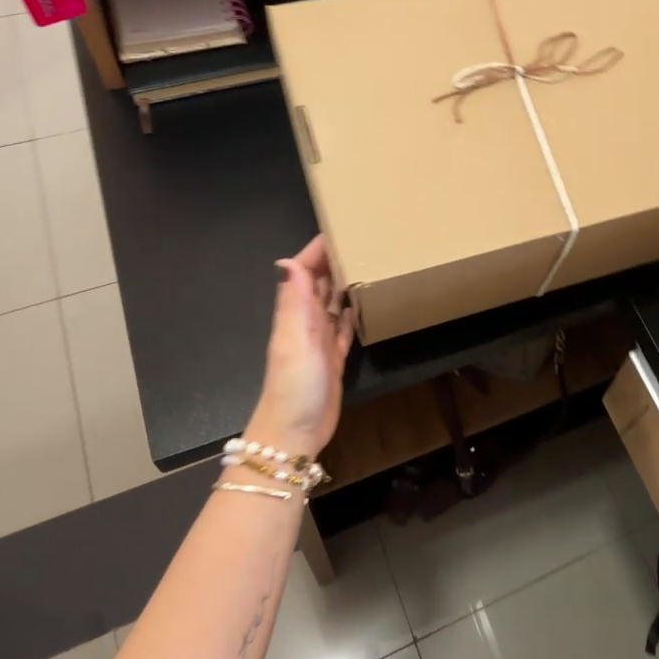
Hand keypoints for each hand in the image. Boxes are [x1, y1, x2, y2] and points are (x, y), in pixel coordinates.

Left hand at [246, 235, 354, 456]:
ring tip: (370, 262)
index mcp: (295, 313)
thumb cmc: (294, 385)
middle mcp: (306, 322)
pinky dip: (353, 313)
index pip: (305, 271)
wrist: (294, 433)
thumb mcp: (294, 340)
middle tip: (364, 238)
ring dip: (346, 283)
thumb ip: (294, 302)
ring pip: (333, 303)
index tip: (341, 225)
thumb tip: (288, 260)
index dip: (318, 249)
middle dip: (334, 260)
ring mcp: (320, 341)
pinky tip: (365, 302)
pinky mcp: (334, 359)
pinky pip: (344, 329)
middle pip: (320, 282)